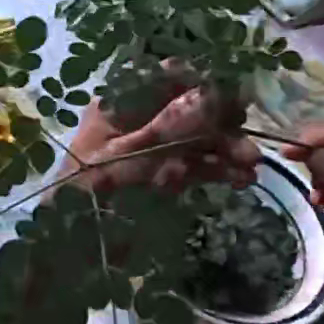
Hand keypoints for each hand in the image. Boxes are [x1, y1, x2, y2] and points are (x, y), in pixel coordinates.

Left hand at [66, 85, 260, 193]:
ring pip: (195, 138)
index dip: (201, 82)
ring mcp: (151, 148)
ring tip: (250, 163)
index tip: (233, 96)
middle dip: (220, 121)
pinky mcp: (160, 175)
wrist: (73, 246)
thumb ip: (173, 125)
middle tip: (246, 137)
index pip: (165, 77)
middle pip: (188, 108)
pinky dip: (216, 169)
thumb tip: (215, 93)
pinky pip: (193, 164)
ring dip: (224, 147)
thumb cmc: (91, 190)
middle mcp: (138, 120)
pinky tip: (241, 180)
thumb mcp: (131, 154)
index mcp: (120, 104)